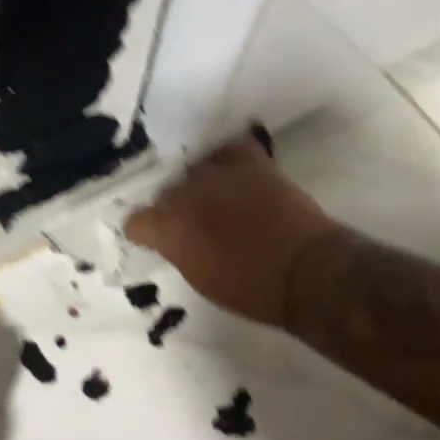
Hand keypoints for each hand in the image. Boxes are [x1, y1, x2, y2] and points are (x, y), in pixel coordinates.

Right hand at [123, 133, 339, 328]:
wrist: (304, 271)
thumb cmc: (252, 290)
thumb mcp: (202, 280)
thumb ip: (180, 251)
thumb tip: (177, 241)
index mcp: (170, 230)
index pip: (135, 221)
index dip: (144, 231)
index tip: (155, 239)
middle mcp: (186, 195)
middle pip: (167, 193)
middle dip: (176, 208)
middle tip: (197, 225)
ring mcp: (218, 174)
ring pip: (195, 170)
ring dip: (202, 184)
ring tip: (220, 199)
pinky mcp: (251, 161)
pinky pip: (230, 149)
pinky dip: (230, 160)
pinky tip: (237, 174)